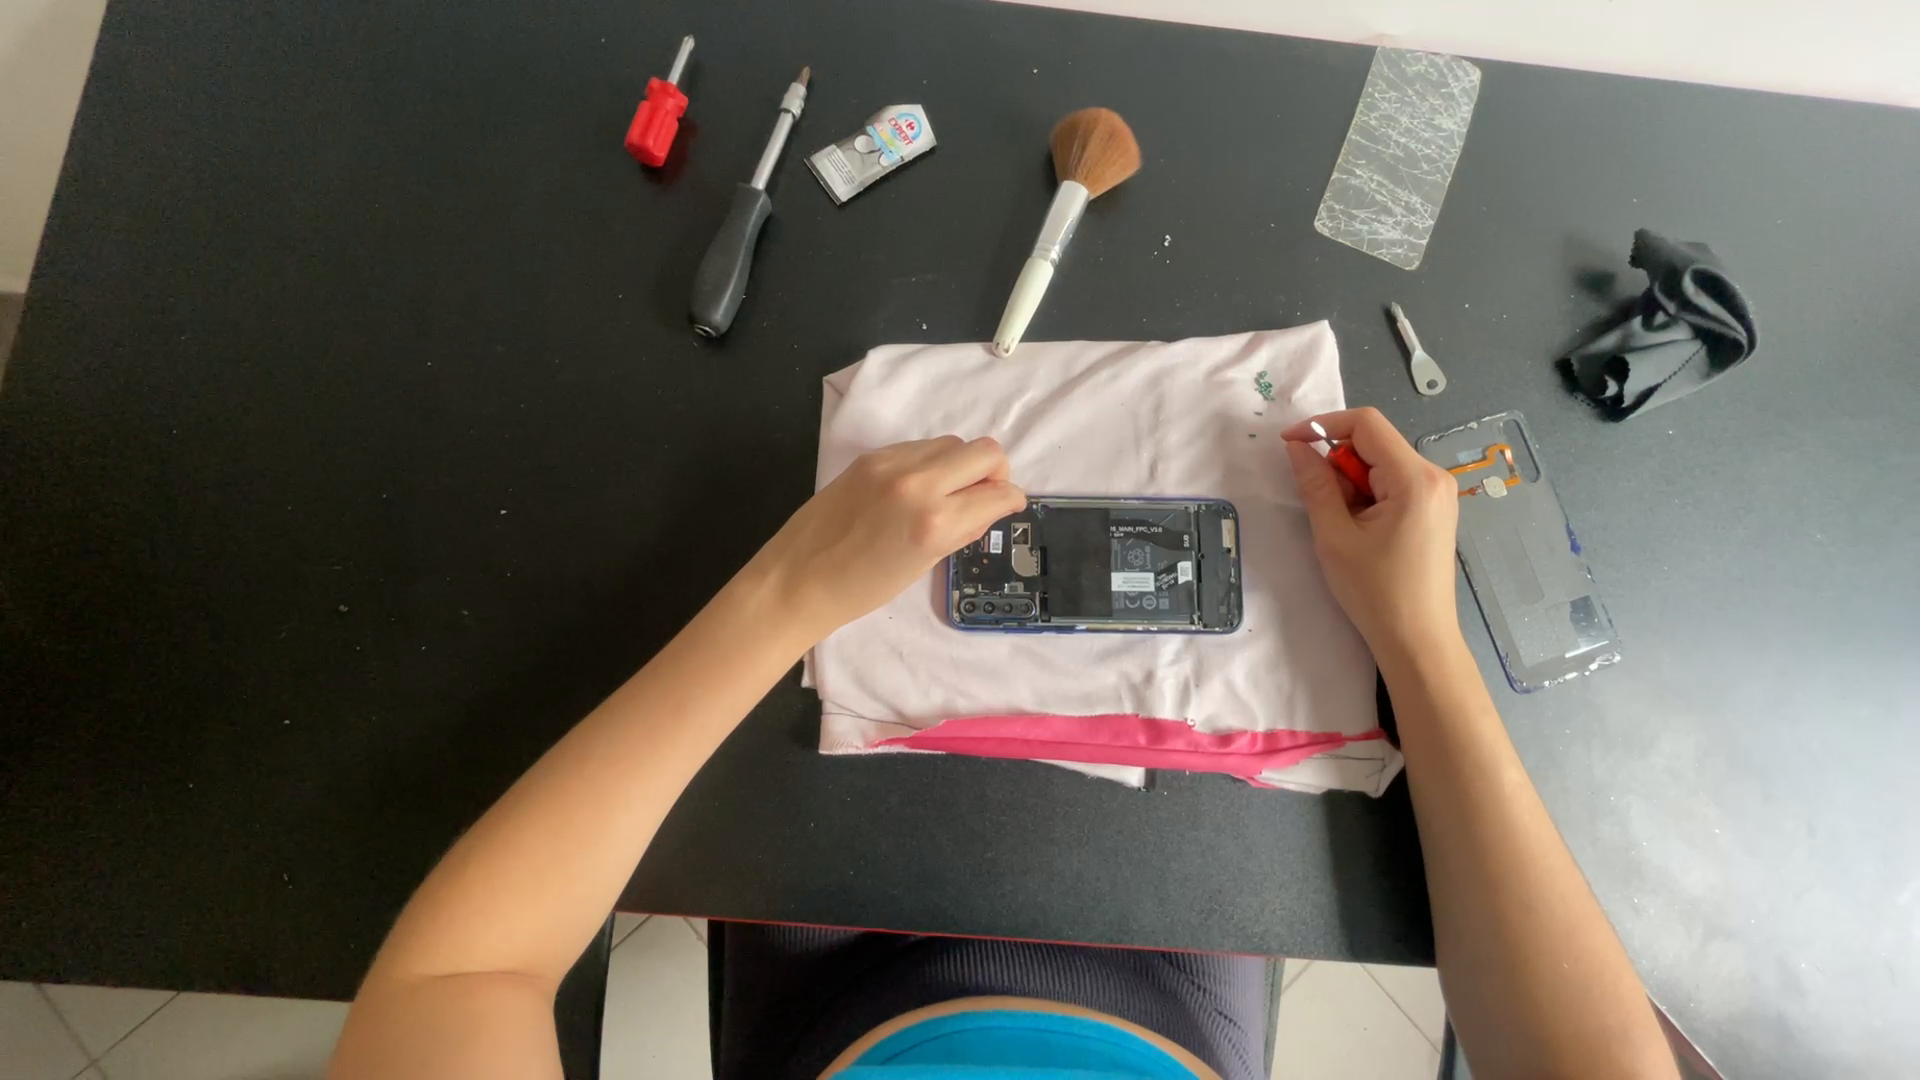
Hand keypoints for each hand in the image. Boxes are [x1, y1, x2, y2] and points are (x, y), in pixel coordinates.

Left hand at [751, 436, 1025, 639]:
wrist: (797, 579)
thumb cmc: (861, 589)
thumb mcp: (923, 566)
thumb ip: (961, 530)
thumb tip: (988, 508)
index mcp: (936, 522)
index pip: (999, 492)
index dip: (1012, 500)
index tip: (1009, 507)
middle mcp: (919, 483)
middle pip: (985, 451)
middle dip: (996, 472)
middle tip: (984, 496)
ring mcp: (893, 464)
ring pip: (953, 443)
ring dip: (962, 465)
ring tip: (947, 494)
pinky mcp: (872, 457)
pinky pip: (920, 446)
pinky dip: (932, 462)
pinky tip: (917, 488)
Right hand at [1282, 408, 1461, 662]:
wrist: (1416, 637)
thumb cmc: (1374, 591)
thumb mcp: (1333, 536)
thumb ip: (1315, 485)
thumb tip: (1297, 447)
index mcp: (1414, 479)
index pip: (1366, 424)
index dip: (1323, 425)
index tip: (1289, 445)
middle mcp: (1433, 477)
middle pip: (1374, 442)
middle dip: (1337, 462)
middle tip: (1321, 505)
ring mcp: (1437, 493)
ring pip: (1380, 463)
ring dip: (1350, 481)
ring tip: (1341, 524)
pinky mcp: (1432, 509)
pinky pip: (1391, 482)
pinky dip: (1365, 493)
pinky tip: (1358, 527)